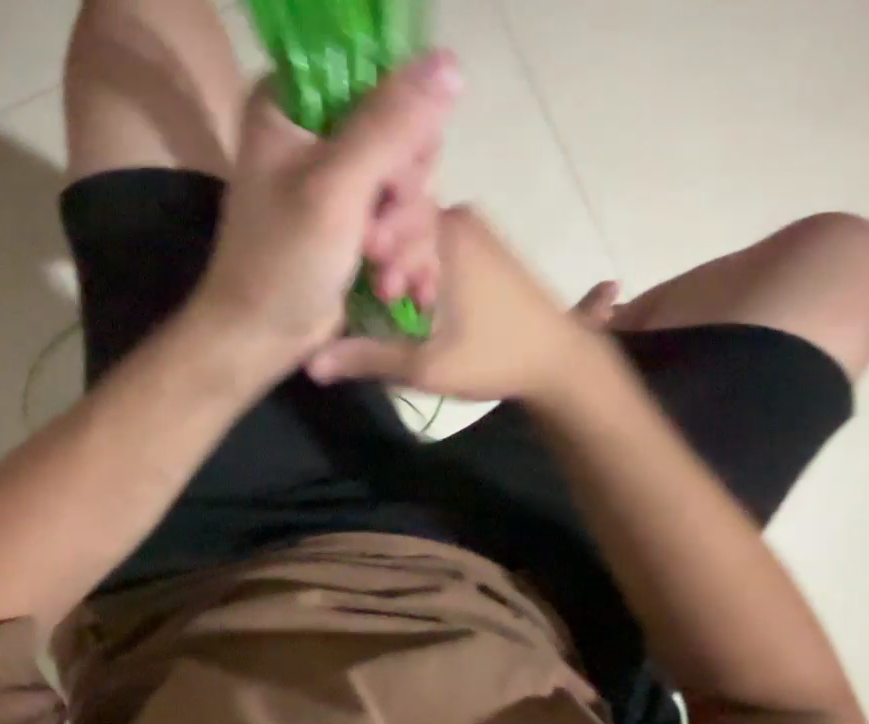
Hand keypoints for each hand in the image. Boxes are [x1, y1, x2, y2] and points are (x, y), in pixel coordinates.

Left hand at [192, 50, 461, 371]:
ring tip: (384, 278)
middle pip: (407, 138)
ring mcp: (343, 181)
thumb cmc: (281, 264)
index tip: (389, 184)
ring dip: (407, 240)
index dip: (399, 133)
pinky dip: (409, 258)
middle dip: (402, 203)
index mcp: (293, 105)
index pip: (378, 81)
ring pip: (414, 187)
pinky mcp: (360, 223)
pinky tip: (401, 289)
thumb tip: (449, 65)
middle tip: (375, 241)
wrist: (259, 338)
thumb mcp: (335, 189)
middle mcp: (319, 133)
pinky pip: (410, 222)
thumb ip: (389, 126)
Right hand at [305, 207, 618, 403]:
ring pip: (410, 230)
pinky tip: (398, 293)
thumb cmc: (495, 357)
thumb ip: (367, 358)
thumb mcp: (426, 366)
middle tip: (368, 293)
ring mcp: (470, 228)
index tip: (355, 282)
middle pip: (394, 218)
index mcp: (445, 232)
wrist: (559, 361)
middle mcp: (456, 216)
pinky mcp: (477, 245)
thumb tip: (309, 363)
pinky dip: (410, 262)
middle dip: (375, 253)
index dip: (362, 246)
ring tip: (383, 298)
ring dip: (392, 261)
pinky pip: (428, 240)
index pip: (383, 212)